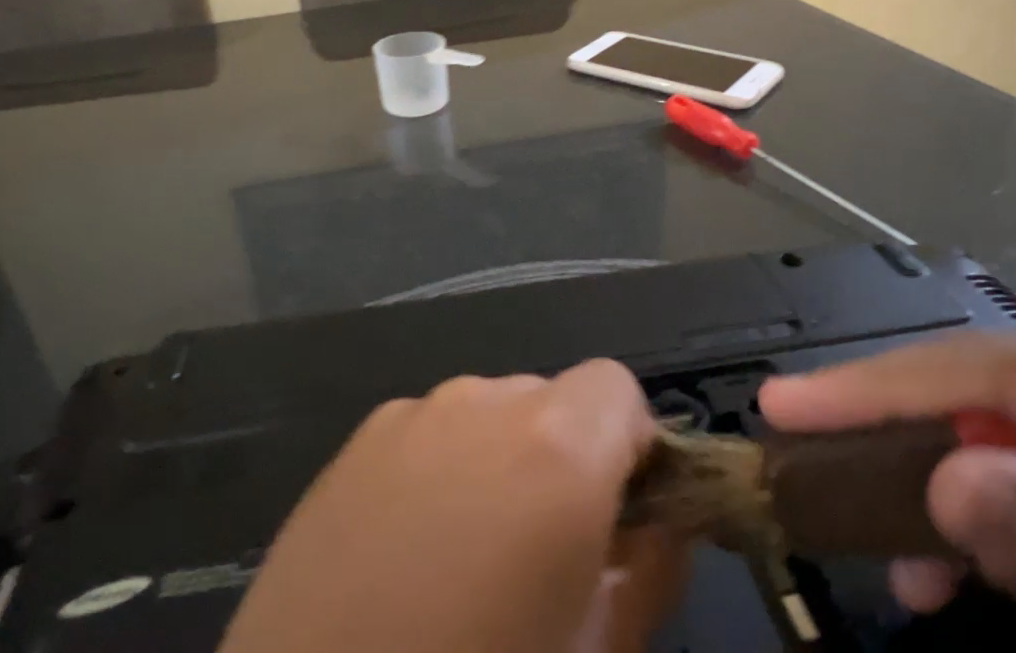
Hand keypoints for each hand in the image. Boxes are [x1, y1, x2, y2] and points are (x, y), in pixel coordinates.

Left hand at [217, 359, 687, 652]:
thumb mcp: (599, 644)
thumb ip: (653, 568)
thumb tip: (662, 524)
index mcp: (557, 443)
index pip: (619, 388)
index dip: (630, 444)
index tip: (619, 512)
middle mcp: (482, 402)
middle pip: (551, 398)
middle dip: (565, 453)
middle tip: (545, 544)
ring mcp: (410, 416)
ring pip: (487, 413)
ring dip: (499, 459)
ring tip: (469, 549)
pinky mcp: (353, 442)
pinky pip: (428, 433)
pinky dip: (442, 467)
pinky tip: (410, 545)